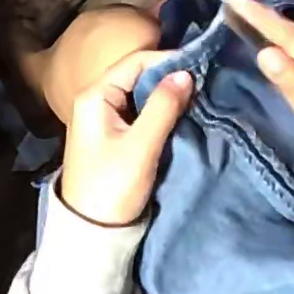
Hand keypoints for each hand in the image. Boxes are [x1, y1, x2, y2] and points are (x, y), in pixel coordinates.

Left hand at [59, 50, 193, 225]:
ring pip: (140, 93)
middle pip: (138, 74)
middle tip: (201, 82)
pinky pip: (139, 111)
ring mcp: (103, 117)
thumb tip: (185, 72)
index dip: (167, 60)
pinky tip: (180, 113)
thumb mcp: (141, 146)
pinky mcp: (113, 134)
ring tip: (196, 96)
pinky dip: (159, 109)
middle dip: (169, 76)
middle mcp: (96, 100)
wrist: (91, 234)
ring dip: (166, 94)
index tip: (199, 65)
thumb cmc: (113, 187)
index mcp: (95, 95)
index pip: (136, 61)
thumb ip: (163, 106)